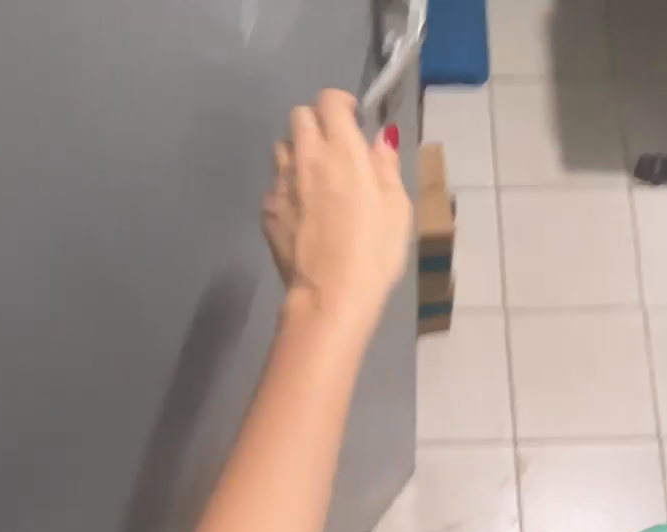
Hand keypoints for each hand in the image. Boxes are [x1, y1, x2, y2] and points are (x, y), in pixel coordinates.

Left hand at [262, 90, 411, 325]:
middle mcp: (307, 157)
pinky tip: (302, 215)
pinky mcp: (268, 211)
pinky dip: (287, 191)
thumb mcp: (398, 209)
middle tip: (333, 149)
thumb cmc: (374, 254)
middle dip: (316, 124)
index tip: (352, 119)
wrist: (331, 297)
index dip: (341, 103)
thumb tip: (380, 141)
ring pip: (282, 149)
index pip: (330, 100)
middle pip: (299, 116)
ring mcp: (281, 184)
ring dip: (298, 155)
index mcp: (342, 150)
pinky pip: (275, 187)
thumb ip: (386, 168)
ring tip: (314, 181)